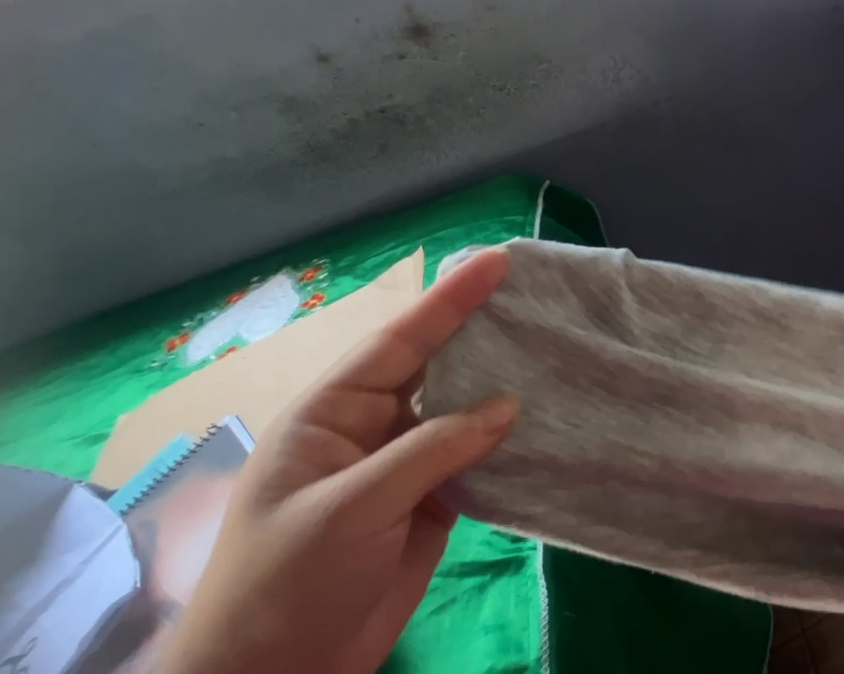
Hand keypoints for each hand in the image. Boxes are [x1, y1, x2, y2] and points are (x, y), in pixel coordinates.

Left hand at [160, 248, 518, 673]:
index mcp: (332, 414)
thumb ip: (430, 450)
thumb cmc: (285, 583)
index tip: (498, 260)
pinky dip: (515, 436)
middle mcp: (373, 427)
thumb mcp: (348, 509)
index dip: (450, 299)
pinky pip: (481, 455)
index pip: (400, 342)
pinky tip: (550, 415)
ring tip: (559, 343)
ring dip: (508, 380)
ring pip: (466, 408)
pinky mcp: (435, 500)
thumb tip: (508, 406)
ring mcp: (406, 464)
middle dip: (485, 328)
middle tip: (541, 292)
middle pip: (438, 364)